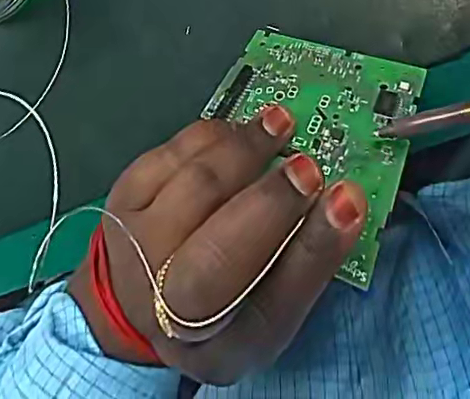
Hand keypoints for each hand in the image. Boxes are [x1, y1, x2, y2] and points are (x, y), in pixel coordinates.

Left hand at [69, 108, 367, 382]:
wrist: (135, 287)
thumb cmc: (218, 296)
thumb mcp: (266, 304)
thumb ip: (303, 257)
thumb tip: (344, 198)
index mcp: (220, 344)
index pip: (272, 306)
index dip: (313, 250)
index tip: (347, 199)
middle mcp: (167, 305)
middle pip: (218, 254)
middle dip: (272, 201)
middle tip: (309, 165)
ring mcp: (136, 245)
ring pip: (197, 186)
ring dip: (245, 148)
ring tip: (279, 125)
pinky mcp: (123, 195)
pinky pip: (174, 152)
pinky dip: (214, 134)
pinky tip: (239, 131)